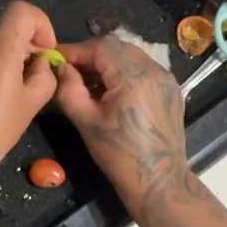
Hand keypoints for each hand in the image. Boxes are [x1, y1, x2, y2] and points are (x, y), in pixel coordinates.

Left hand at [0, 1, 58, 172]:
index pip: (22, 10)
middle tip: (34, 74)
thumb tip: (39, 62)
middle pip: (6, 27)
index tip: (45, 51)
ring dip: (7, 56)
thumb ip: (44, 73)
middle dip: (26, 44)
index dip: (40, 24)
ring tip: (13, 89)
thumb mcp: (33, 102)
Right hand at [53, 36, 186, 204]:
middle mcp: (154, 70)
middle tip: (69, 70)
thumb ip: (69, 90)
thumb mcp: (86, 122)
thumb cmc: (118, 154)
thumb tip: (60, 68)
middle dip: (91, 56)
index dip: (76, 50)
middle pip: (117, 48)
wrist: (157, 179)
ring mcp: (165, 79)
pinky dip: (122, 73)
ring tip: (86, 82)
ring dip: (106, 64)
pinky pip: (142, 70)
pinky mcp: (169, 89)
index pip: (101, 48)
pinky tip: (108, 92)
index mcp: (133, 77)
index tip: (57, 59)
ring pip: (130, 57)